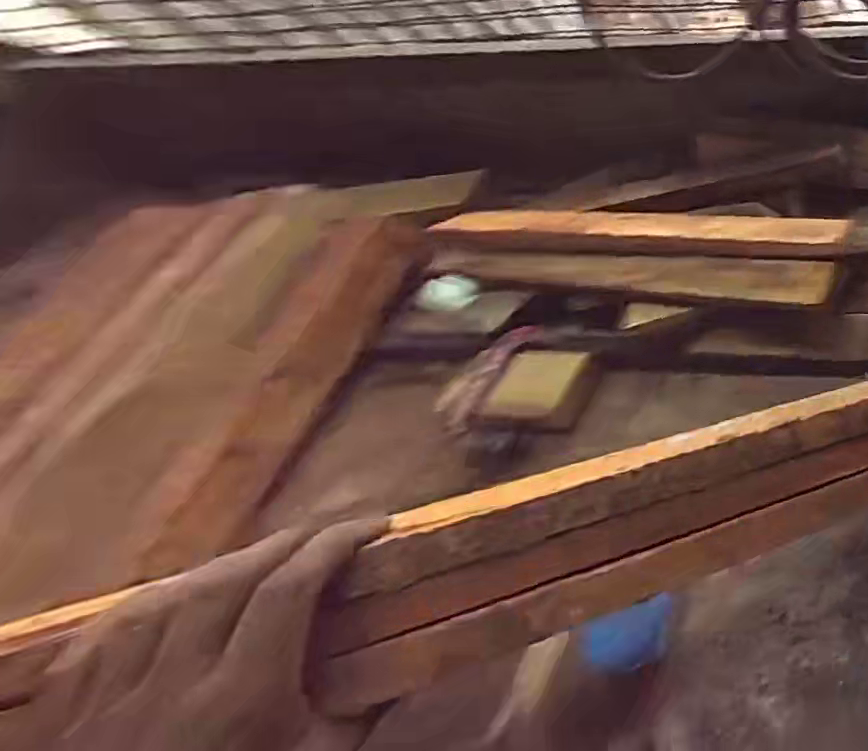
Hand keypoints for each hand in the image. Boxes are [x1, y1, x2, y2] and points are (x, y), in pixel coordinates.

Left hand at [4, 519, 387, 750]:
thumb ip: (364, 707)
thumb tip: (429, 648)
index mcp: (240, 696)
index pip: (290, 589)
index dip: (335, 543)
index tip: (376, 525)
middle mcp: (168, 688)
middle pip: (226, 582)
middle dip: (286, 543)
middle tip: (328, 530)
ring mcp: (101, 706)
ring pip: (162, 602)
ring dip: (222, 567)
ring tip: (262, 557)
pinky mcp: (57, 723)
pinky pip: (99, 641)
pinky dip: (148, 604)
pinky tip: (179, 594)